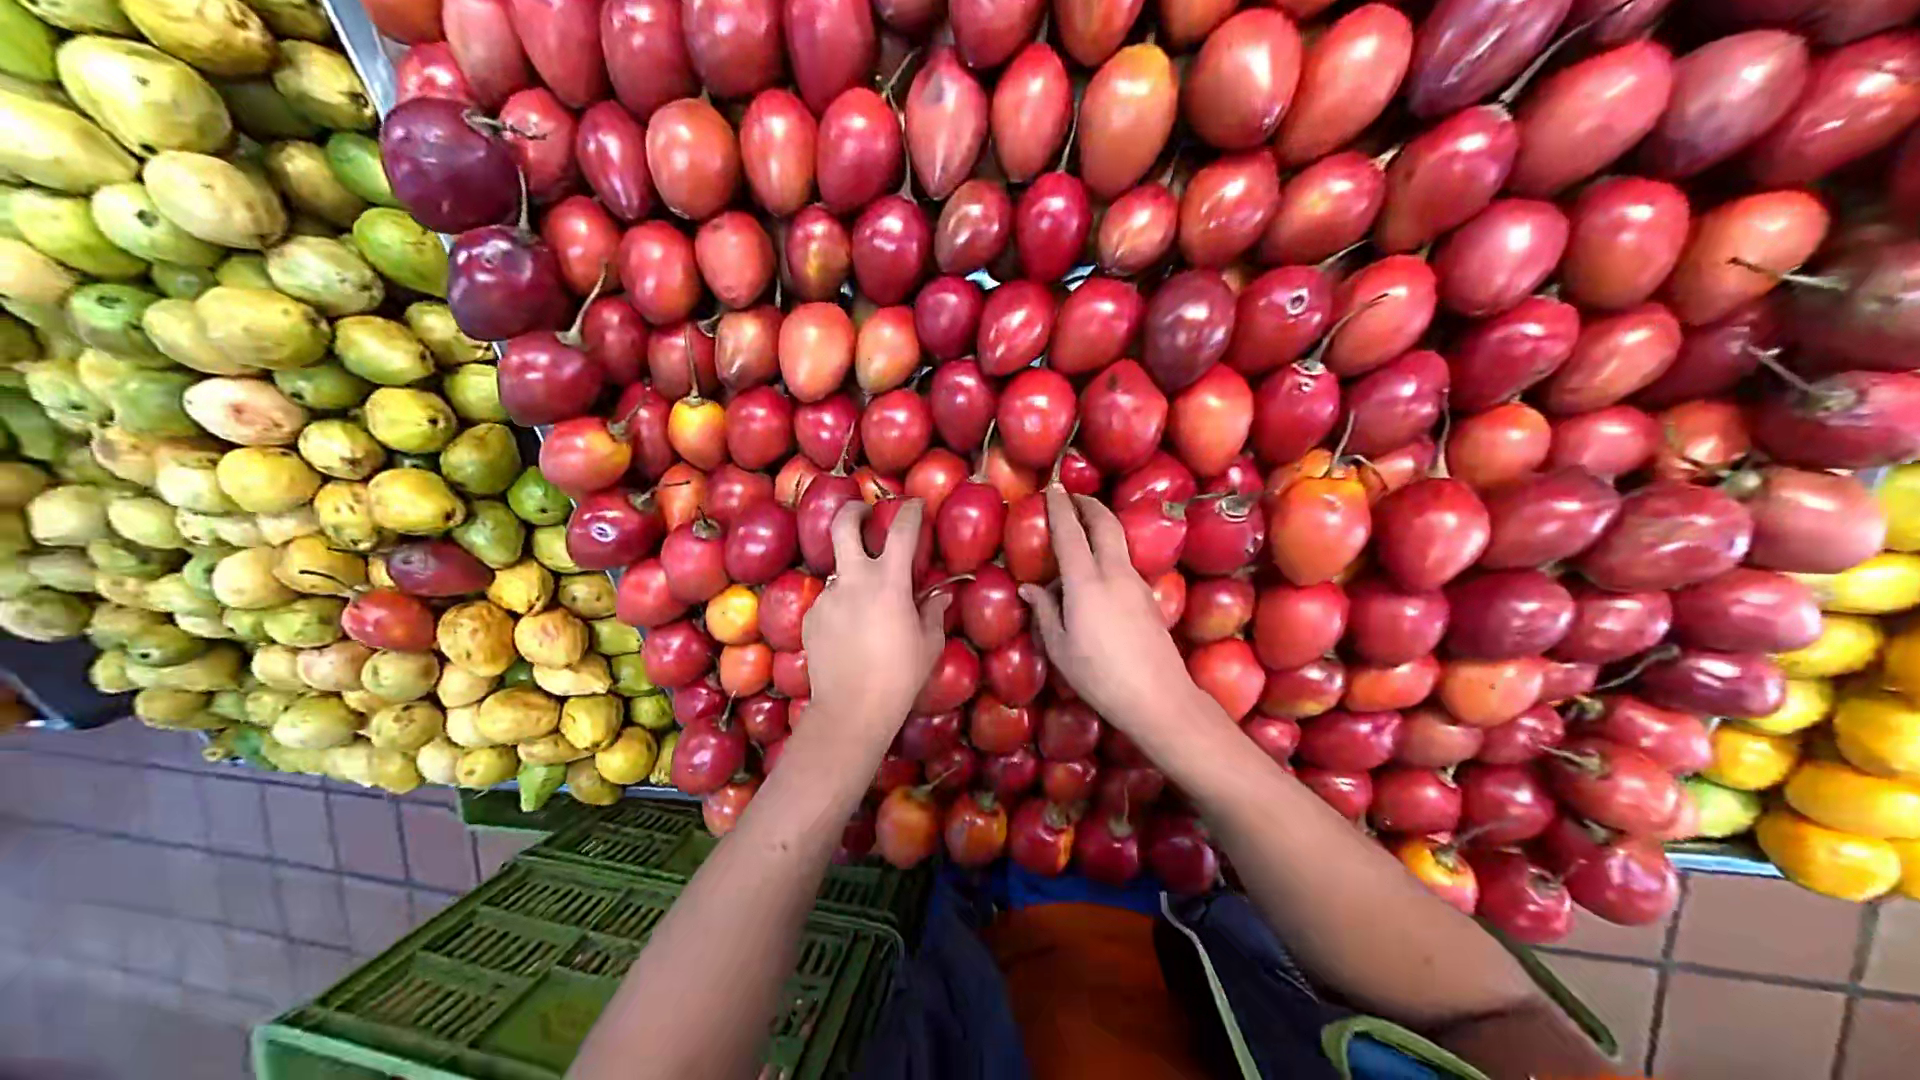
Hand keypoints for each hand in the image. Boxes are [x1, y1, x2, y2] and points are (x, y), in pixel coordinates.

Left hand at [801, 498, 950, 743]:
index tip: (914, 505)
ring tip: (867, 606)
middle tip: (863, 512)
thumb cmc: (900, 676)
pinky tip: (851, 633)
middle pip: (843, 525)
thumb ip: (933, 611)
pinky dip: (843, 606)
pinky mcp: (811, 616)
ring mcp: (827, 597)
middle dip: (854, 510)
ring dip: (853, 575)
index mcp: (888, 582)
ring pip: (839, 570)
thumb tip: (940, 595)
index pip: (901, 530)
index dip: (909, 511)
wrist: (851, 709)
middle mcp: (853, 580)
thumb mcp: (929, 644)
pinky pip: (830, 600)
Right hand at [1022, 488, 1221, 737]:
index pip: (1070, 533)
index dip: (1060, 508)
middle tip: (1072, 495)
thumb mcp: (1061, 647)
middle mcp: (1115, 573)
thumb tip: (1030, 587)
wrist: (1159, 697)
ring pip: (1118, 541)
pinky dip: (1108, 552)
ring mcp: (1137, 583)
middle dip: (1088, 504)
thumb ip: (1045, 611)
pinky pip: (1124, 562)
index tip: (1052, 489)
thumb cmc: (1099, 676)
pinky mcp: (1148, 597)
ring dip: (1100, 525)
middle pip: (1104, 524)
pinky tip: (1097, 573)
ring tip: (1082, 528)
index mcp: (1086, 583)